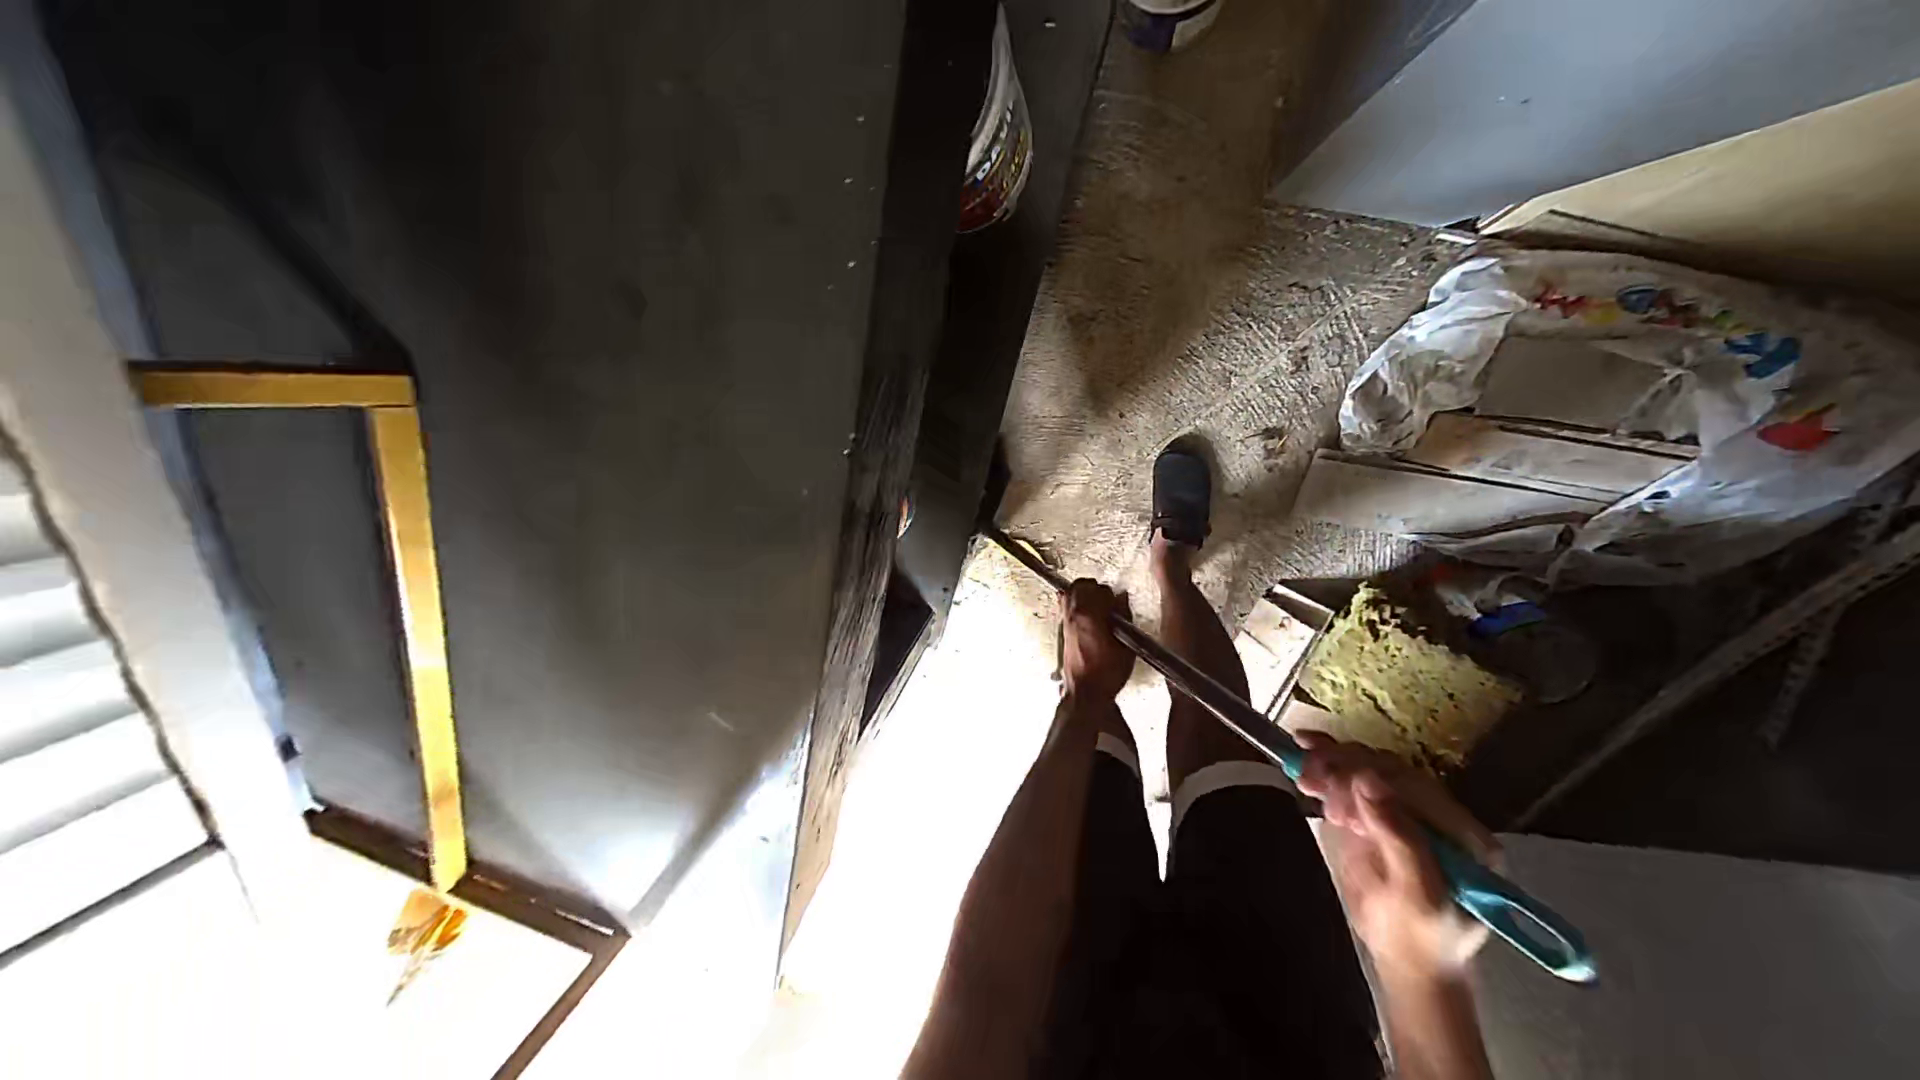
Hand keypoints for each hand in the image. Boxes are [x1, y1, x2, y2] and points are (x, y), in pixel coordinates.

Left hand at [1060, 579, 1133, 701]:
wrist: (1085, 692)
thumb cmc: (1104, 675)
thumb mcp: (1126, 647)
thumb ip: (1124, 619)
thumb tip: (1122, 600)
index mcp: (1091, 616)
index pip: (1101, 590)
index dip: (1112, 596)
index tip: (1117, 605)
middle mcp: (1074, 615)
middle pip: (1081, 585)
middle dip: (1096, 588)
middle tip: (1107, 599)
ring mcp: (1065, 621)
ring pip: (1070, 592)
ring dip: (1083, 592)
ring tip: (1096, 603)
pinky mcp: (1062, 629)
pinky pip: (1064, 605)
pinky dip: (1073, 602)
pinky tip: (1085, 612)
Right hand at [1295, 732, 1499, 978]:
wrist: (1406, 959)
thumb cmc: (1420, 938)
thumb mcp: (1418, 895)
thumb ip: (1400, 838)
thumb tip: (1367, 781)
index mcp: (1462, 834)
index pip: (1415, 786)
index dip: (1373, 776)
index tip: (1334, 779)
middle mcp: (1435, 814)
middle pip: (1387, 771)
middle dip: (1346, 768)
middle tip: (1310, 776)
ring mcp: (1402, 812)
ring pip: (1364, 769)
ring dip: (1330, 765)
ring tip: (1306, 778)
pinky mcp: (1373, 814)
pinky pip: (1348, 781)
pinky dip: (1323, 767)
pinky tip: (1301, 758)